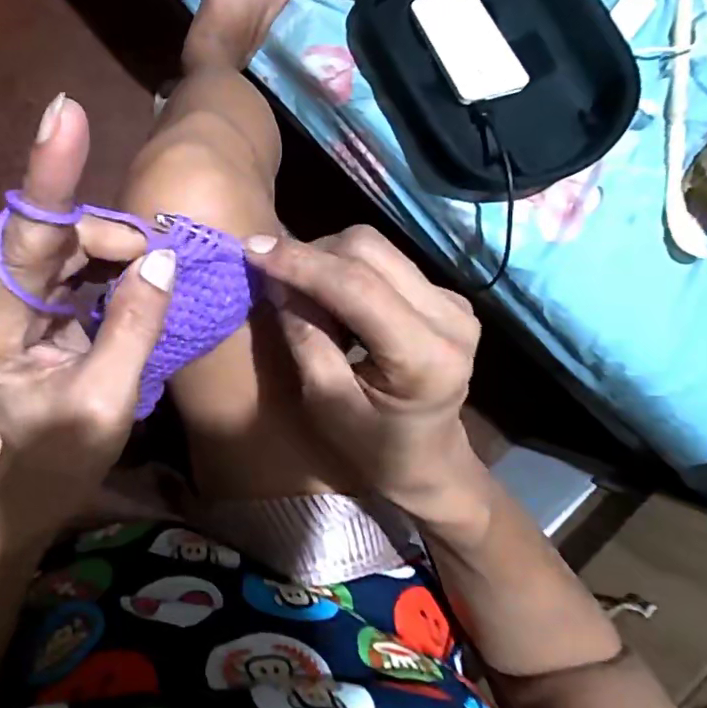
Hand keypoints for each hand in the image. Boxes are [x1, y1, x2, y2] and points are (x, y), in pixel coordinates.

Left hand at [0, 95, 175, 489]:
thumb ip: (132, 327)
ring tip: (147, 269)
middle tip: (150, 252)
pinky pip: (71, 260)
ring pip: (61, 243)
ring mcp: (10, 300)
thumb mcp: (106, 402)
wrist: (42, 482)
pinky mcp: (34, 301)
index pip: (19, 244)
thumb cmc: (65, 456)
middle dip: (101, 232)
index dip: (46, 179)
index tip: (63, 115)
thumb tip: (159, 260)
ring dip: (109, 246)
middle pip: (44, 237)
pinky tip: (133, 272)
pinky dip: (108, 259)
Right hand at [244, 226, 494, 539]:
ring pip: (375, 247)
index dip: (300, 262)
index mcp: (424, 357)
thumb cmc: (370, 445)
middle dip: (311, 255)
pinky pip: (385, 259)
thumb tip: (276, 279)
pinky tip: (333, 297)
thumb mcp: (324, 400)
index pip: (356, 287)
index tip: (252, 250)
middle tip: (276, 279)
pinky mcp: (447, 294)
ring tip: (304, 292)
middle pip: (368, 250)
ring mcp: (454, 301)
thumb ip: (303, 335)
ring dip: (327, 258)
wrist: (428, 460)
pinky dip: (346, 268)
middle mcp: (451, 318)